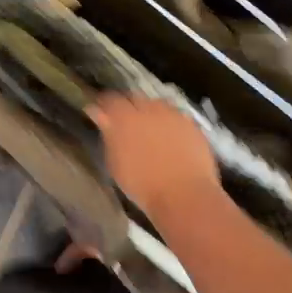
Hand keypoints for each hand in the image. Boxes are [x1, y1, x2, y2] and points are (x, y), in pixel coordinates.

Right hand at [87, 95, 223, 223]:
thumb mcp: (115, 162)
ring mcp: (173, 115)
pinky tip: (169, 136)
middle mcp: (149, 109)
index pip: (110, 99)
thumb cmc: (142, 185)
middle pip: (134, 98)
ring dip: (149, 112)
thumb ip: (108, 134)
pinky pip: (176, 116)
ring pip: (156, 104)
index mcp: (125, 117)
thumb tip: (99, 114)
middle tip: (123, 121)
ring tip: (149, 128)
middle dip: (127, 106)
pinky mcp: (191, 124)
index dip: (104, 104)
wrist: (184, 195)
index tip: (99, 113)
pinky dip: (169, 122)